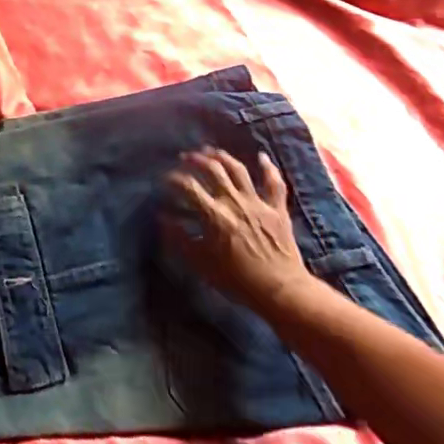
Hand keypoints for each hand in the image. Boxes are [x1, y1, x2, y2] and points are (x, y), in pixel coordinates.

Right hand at [163, 146, 316, 312]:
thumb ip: (179, 238)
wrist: (281, 291)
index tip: (165, 180)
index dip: (173, 179)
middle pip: (212, 170)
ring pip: (238, 170)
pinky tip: (262, 157)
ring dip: (223, 157)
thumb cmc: (237, 280)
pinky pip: (274, 183)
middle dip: (196, 159)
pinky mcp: (277, 209)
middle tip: (186, 157)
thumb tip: (162, 217)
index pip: (187, 186)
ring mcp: (257, 203)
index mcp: (214, 214)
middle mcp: (234, 201)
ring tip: (212, 152)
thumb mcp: (201, 262)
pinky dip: (269, 168)